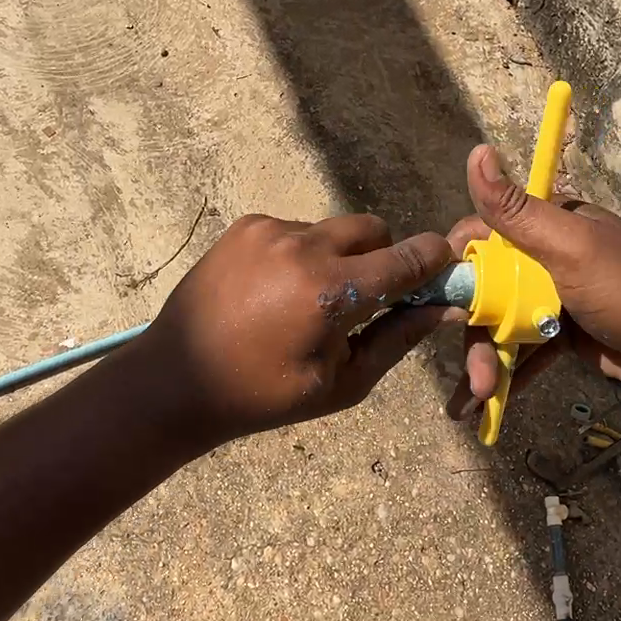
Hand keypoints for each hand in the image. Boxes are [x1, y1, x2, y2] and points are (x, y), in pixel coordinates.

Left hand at [141, 213, 457, 448]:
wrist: (176, 380)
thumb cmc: (265, 396)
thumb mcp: (342, 383)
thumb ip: (398, 339)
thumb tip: (444, 309)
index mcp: (330, 293)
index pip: (407, 257)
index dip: (433, 260)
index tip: (440, 268)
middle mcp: (304, 247)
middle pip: (375, 229)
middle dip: (383, 257)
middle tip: (364, 297)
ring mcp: (270, 230)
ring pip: (334, 229)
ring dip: (340, 256)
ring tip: (309, 299)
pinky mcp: (246, 225)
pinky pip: (298, 229)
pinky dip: (304, 253)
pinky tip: (277, 290)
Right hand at [445, 145, 620, 418]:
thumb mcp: (569, 247)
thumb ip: (518, 212)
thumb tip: (476, 152)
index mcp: (546, 225)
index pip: (483, 235)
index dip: (459, 268)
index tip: (441, 301)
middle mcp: (543, 256)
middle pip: (487, 288)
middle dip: (472, 329)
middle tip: (471, 370)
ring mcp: (550, 297)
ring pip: (501, 324)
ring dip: (485, 359)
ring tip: (477, 396)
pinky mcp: (559, 334)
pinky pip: (522, 350)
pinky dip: (506, 373)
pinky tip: (486, 404)